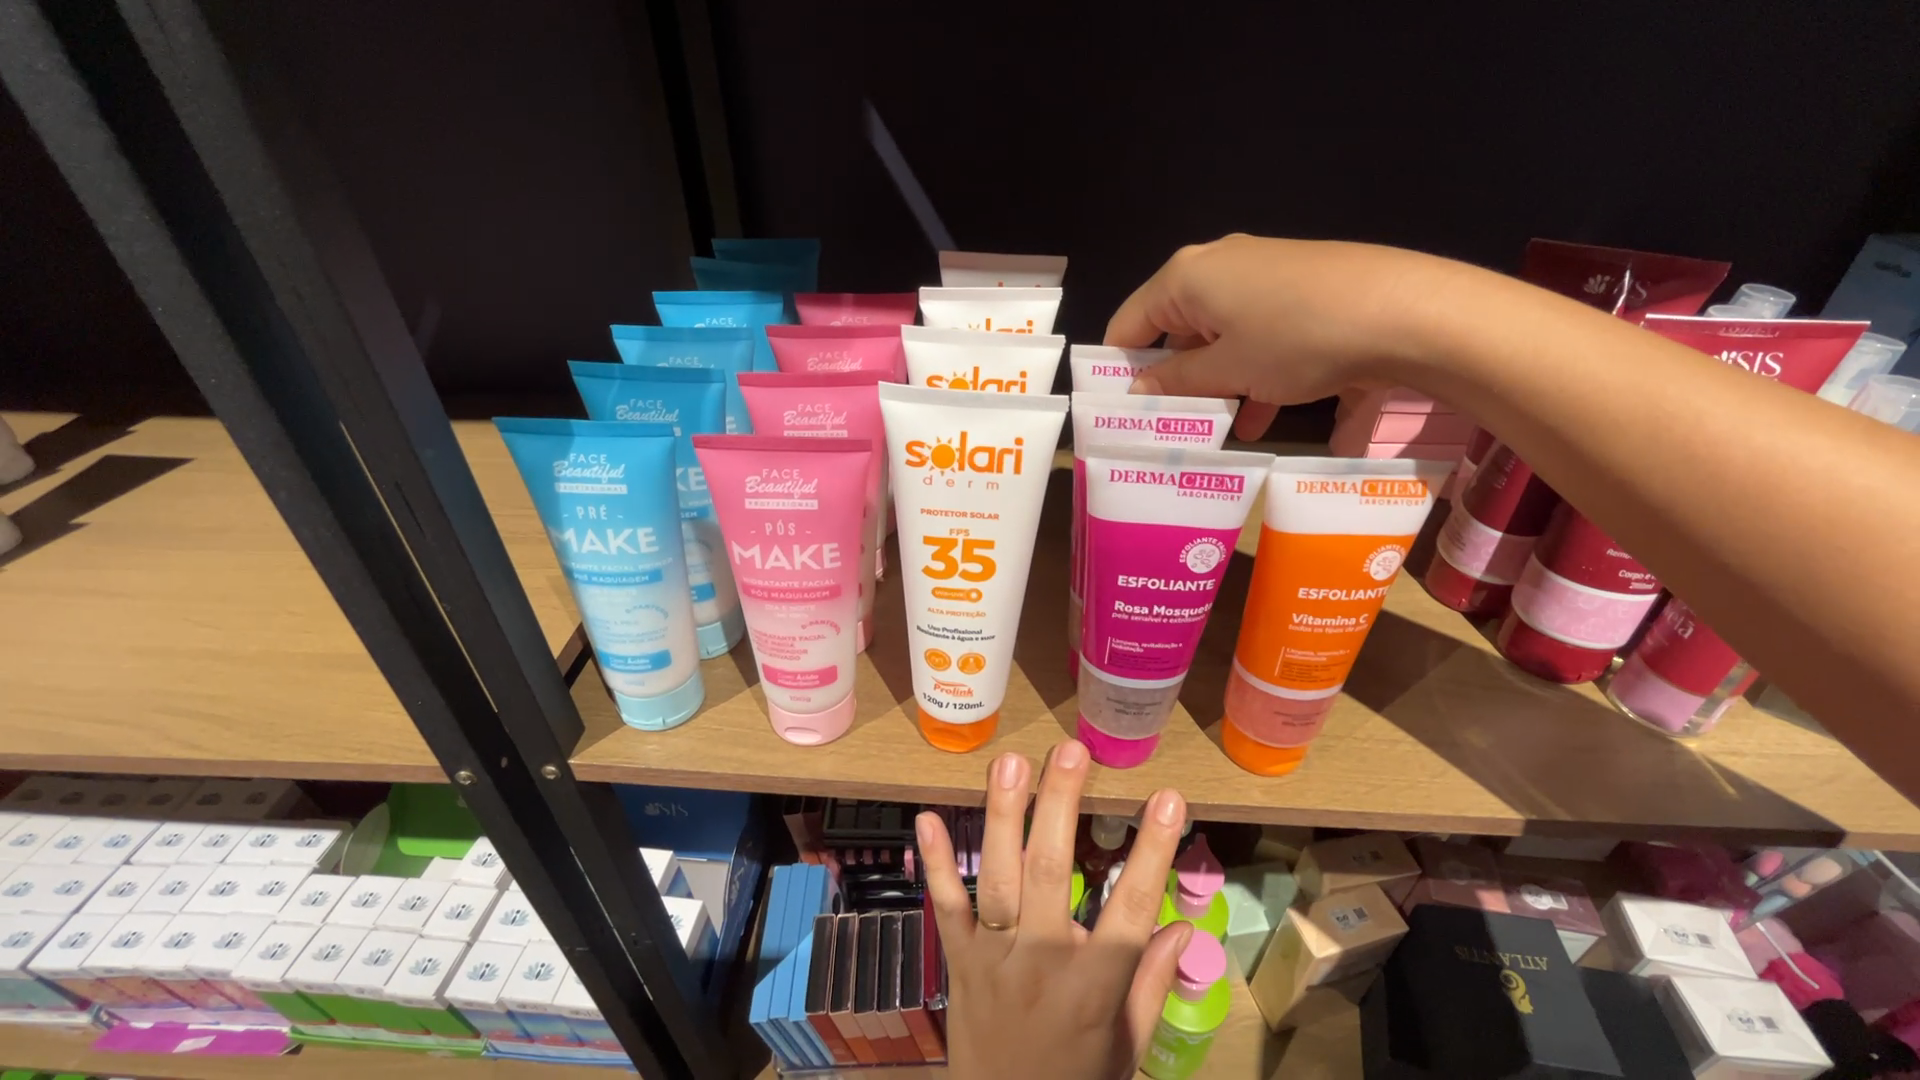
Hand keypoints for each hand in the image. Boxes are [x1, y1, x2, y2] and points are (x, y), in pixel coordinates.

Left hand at [916, 739, 1192, 1079]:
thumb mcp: (1127, 1044)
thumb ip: (1152, 983)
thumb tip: (1181, 926)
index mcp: (1094, 985)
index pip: (1131, 907)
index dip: (1152, 850)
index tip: (1168, 797)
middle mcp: (1042, 961)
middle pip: (1050, 872)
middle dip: (1061, 805)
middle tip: (1071, 750)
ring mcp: (993, 957)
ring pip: (997, 878)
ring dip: (1003, 816)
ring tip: (1010, 762)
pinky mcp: (958, 961)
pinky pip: (945, 906)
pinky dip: (934, 862)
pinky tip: (927, 816)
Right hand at [1106, 234, 1460, 438]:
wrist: (1405, 311)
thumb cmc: (1296, 339)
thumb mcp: (1227, 369)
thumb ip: (1175, 381)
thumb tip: (1135, 391)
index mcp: (1186, 277)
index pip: (1127, 325)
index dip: (1118, 369)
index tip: (1120, 412)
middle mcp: (1218, 266)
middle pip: (1173, 329)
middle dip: (1171, 380)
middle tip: (1169, 428)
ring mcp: (1261, 274)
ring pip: (1218, 337)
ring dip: (1214, 383)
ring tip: (1216, 431)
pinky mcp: (1298, 288)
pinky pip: (1255, 333)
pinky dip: (1250, 371)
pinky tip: (1261, 416)